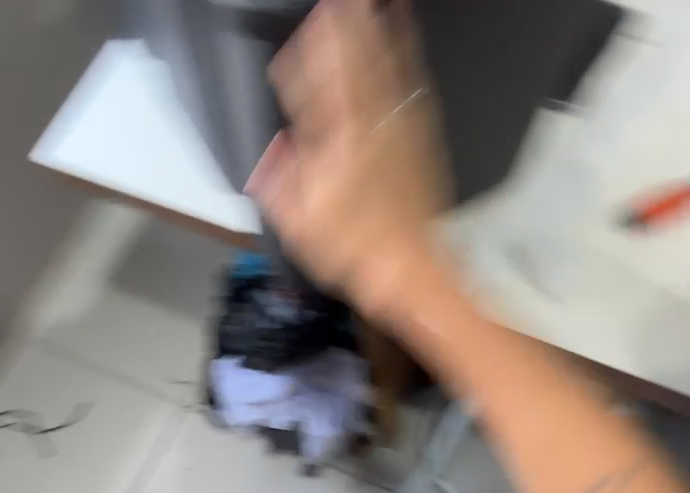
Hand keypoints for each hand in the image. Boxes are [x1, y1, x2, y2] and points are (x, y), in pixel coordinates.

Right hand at [249, 0, 451, 320]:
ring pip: (382, 68)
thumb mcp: (302, 228)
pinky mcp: (419, 137)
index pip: (308, 98)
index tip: (286, 52)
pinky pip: (409, 82)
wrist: (409, 268)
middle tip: (330, 4)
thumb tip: (269, 155)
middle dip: (335, 34)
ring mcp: (396, 130)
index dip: (296, 70)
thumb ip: (280, 186)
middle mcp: (367, 132)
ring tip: (363, 3)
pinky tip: (402, 36)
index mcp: (334, 152)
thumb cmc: (357, 253)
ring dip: (370, 32)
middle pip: (348, 70)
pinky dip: (403, 53)